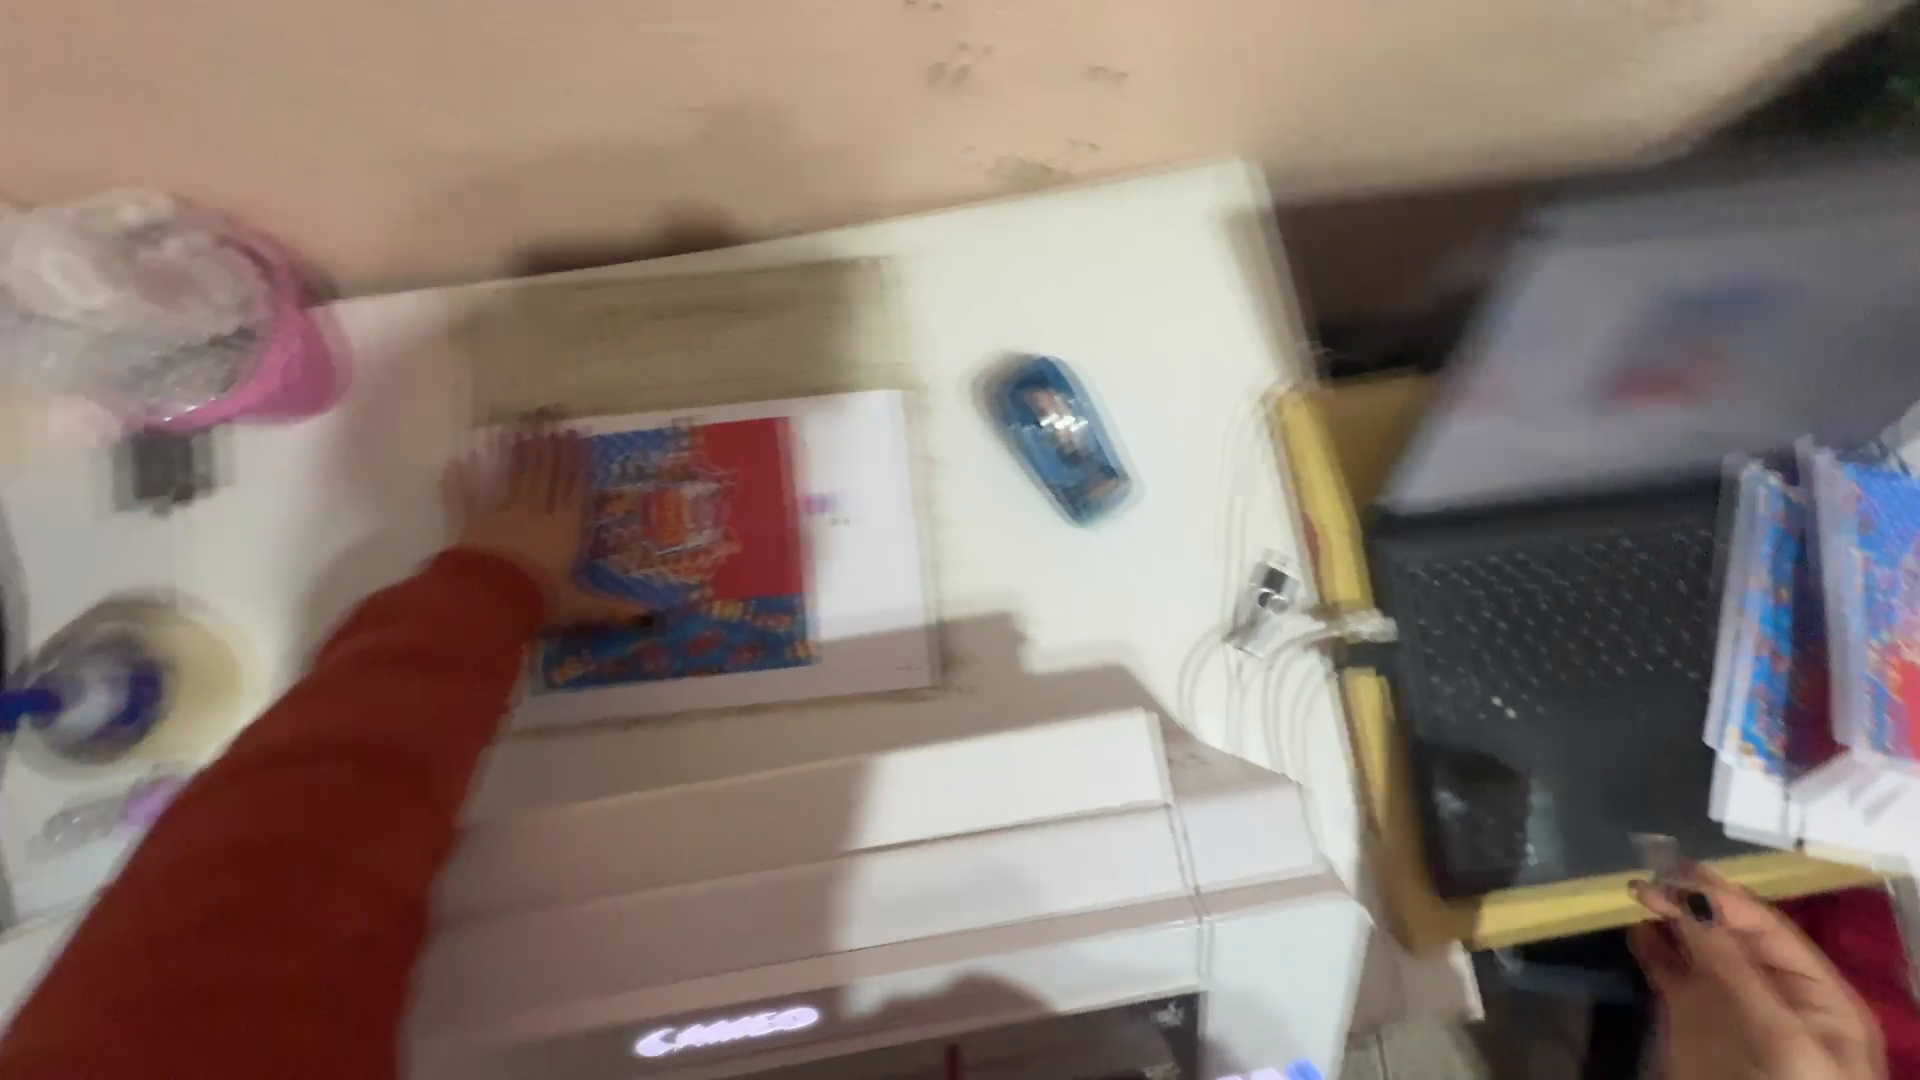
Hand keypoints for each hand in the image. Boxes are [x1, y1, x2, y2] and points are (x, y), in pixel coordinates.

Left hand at [443, 424, 648, 627]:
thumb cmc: (539, 599)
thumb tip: (652, 617)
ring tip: (519, 428)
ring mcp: (502, 515)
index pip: (574, 488)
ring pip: (513, 477)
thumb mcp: (580, 605)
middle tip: (549, 420)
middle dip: (549, 446)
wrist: (488, 600)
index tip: (576, 435)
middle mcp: (537, 513)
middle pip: (545, 474)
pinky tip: (460, 461)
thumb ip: (612, 607)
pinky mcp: (472, 525)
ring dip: (517, 452)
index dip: (576, 461)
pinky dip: (463, 481)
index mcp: (566, 528)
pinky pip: (467, 499)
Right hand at [1630, 865, 1884, 1079]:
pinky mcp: (1690, 1012)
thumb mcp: (1777, 1032)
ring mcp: (1728, 999)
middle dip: (1688, 898)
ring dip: (1666, 915)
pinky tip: (1634, 933)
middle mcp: (1770, 987)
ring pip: (1694, 941)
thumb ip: (1733, 965)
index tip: (1669, 875)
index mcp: (1813, 992)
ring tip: (1635, 897)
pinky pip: (1668, 967)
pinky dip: (1649, 945)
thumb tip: (1688, 897)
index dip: (1720, 897)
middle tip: (1643, 882)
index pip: (1765, 927)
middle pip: (1727, 928)